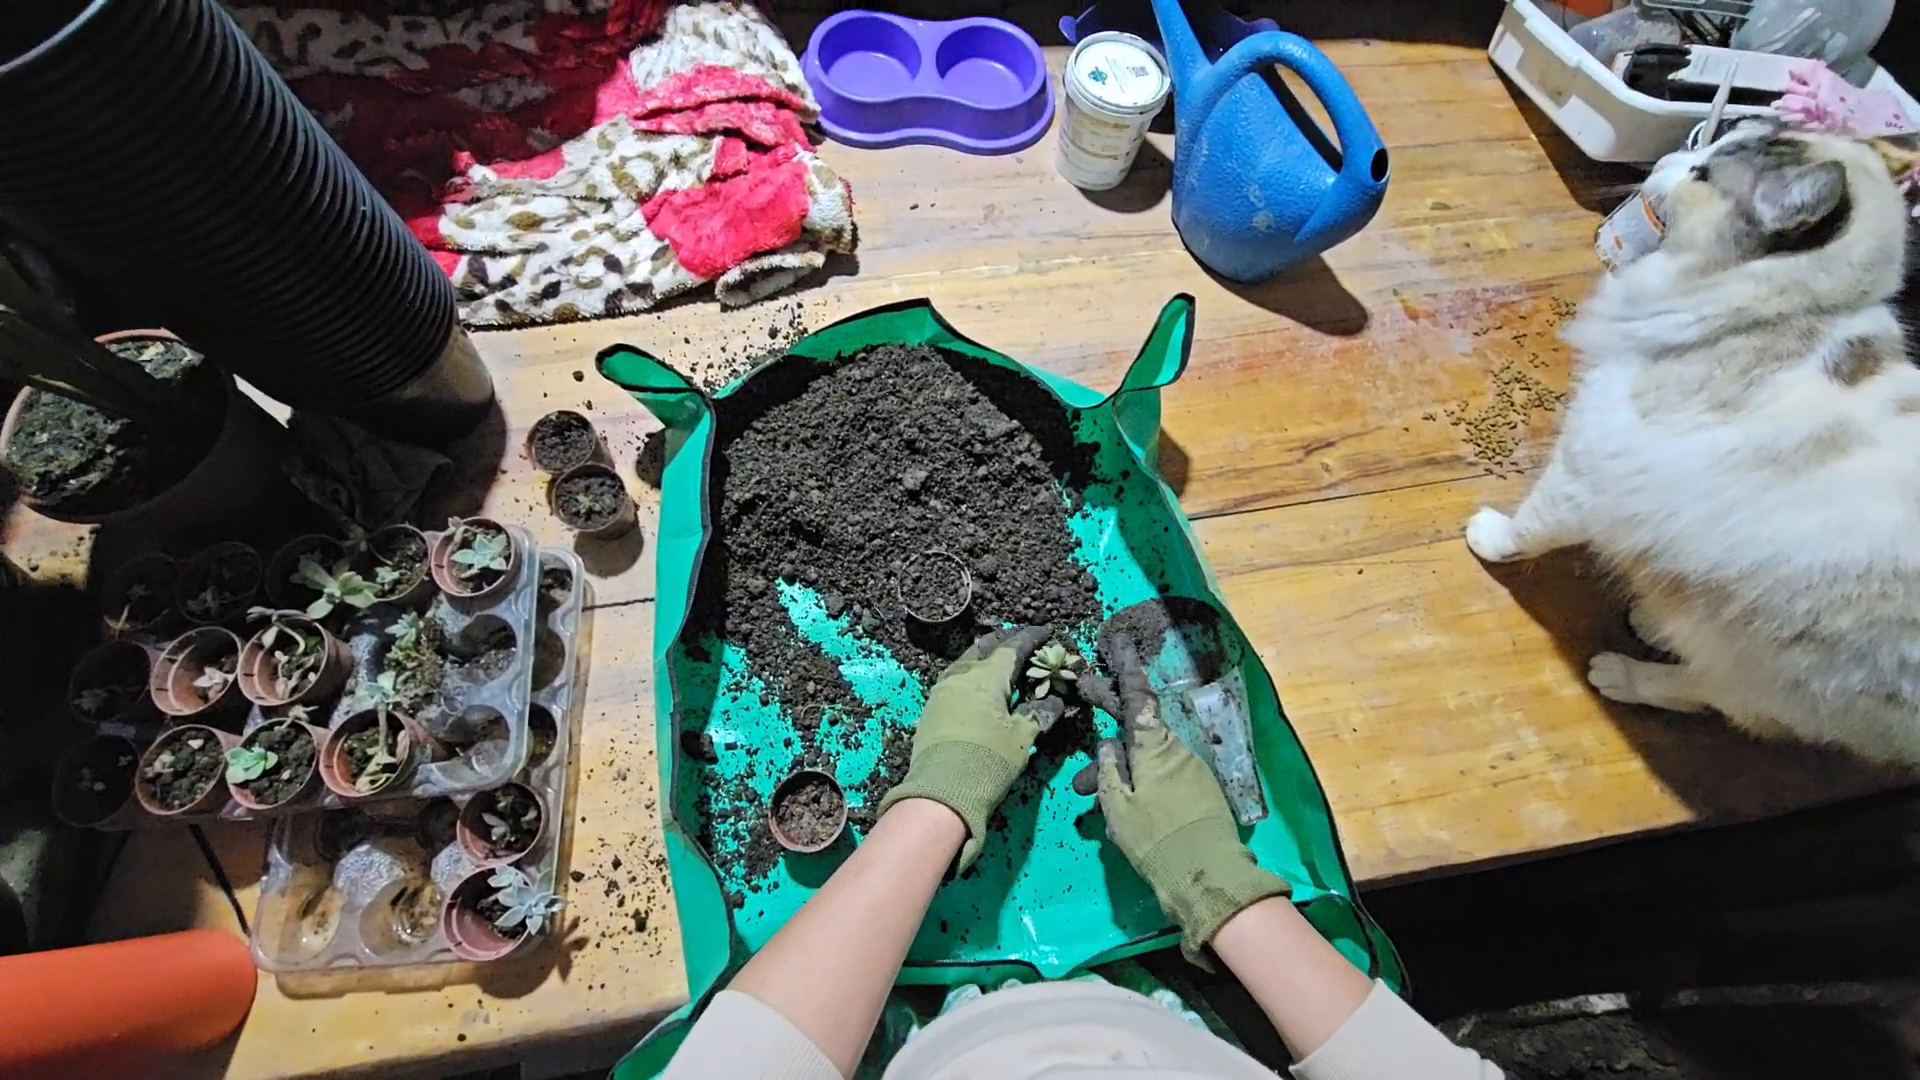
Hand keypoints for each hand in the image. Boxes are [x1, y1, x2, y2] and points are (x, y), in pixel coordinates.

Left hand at [877, 625, 1062, 870]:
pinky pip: (958, 677)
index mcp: (986, 675)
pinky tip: (982, 685)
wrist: (941, 791)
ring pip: (968, 660)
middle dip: (1007, 641)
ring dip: (987, 656)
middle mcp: (961, 674)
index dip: (1032, 638)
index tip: (1047, 632)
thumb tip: (1055, 701)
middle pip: (986, 647)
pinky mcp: (933, 706)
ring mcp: (943, 689)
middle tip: (1025, 643)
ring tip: (1004, 662)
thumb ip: (1039, 713)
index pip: (1013, 646)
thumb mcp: (1022, 737)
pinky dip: (974, 673)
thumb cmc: (988, 759)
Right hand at [1084, 646, 1289, 963]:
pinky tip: (1109, 807)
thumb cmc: (1156, 839)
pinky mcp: (1193, 792)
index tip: (1116, 640)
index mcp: (1154, 745)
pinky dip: (1132, 781)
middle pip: (1136, 719)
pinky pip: (1156, 774)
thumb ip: (1109, 770)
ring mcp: (1186, 770)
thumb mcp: (1119, 806)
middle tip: (1084, 691)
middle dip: (1108, 704)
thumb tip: (1107, 742)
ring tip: (1081, 791)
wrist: (1209, 880)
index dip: (1125, 665)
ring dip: (1114, 763)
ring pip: (1142, 753)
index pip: (1138, 694)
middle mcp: (1173, 750)